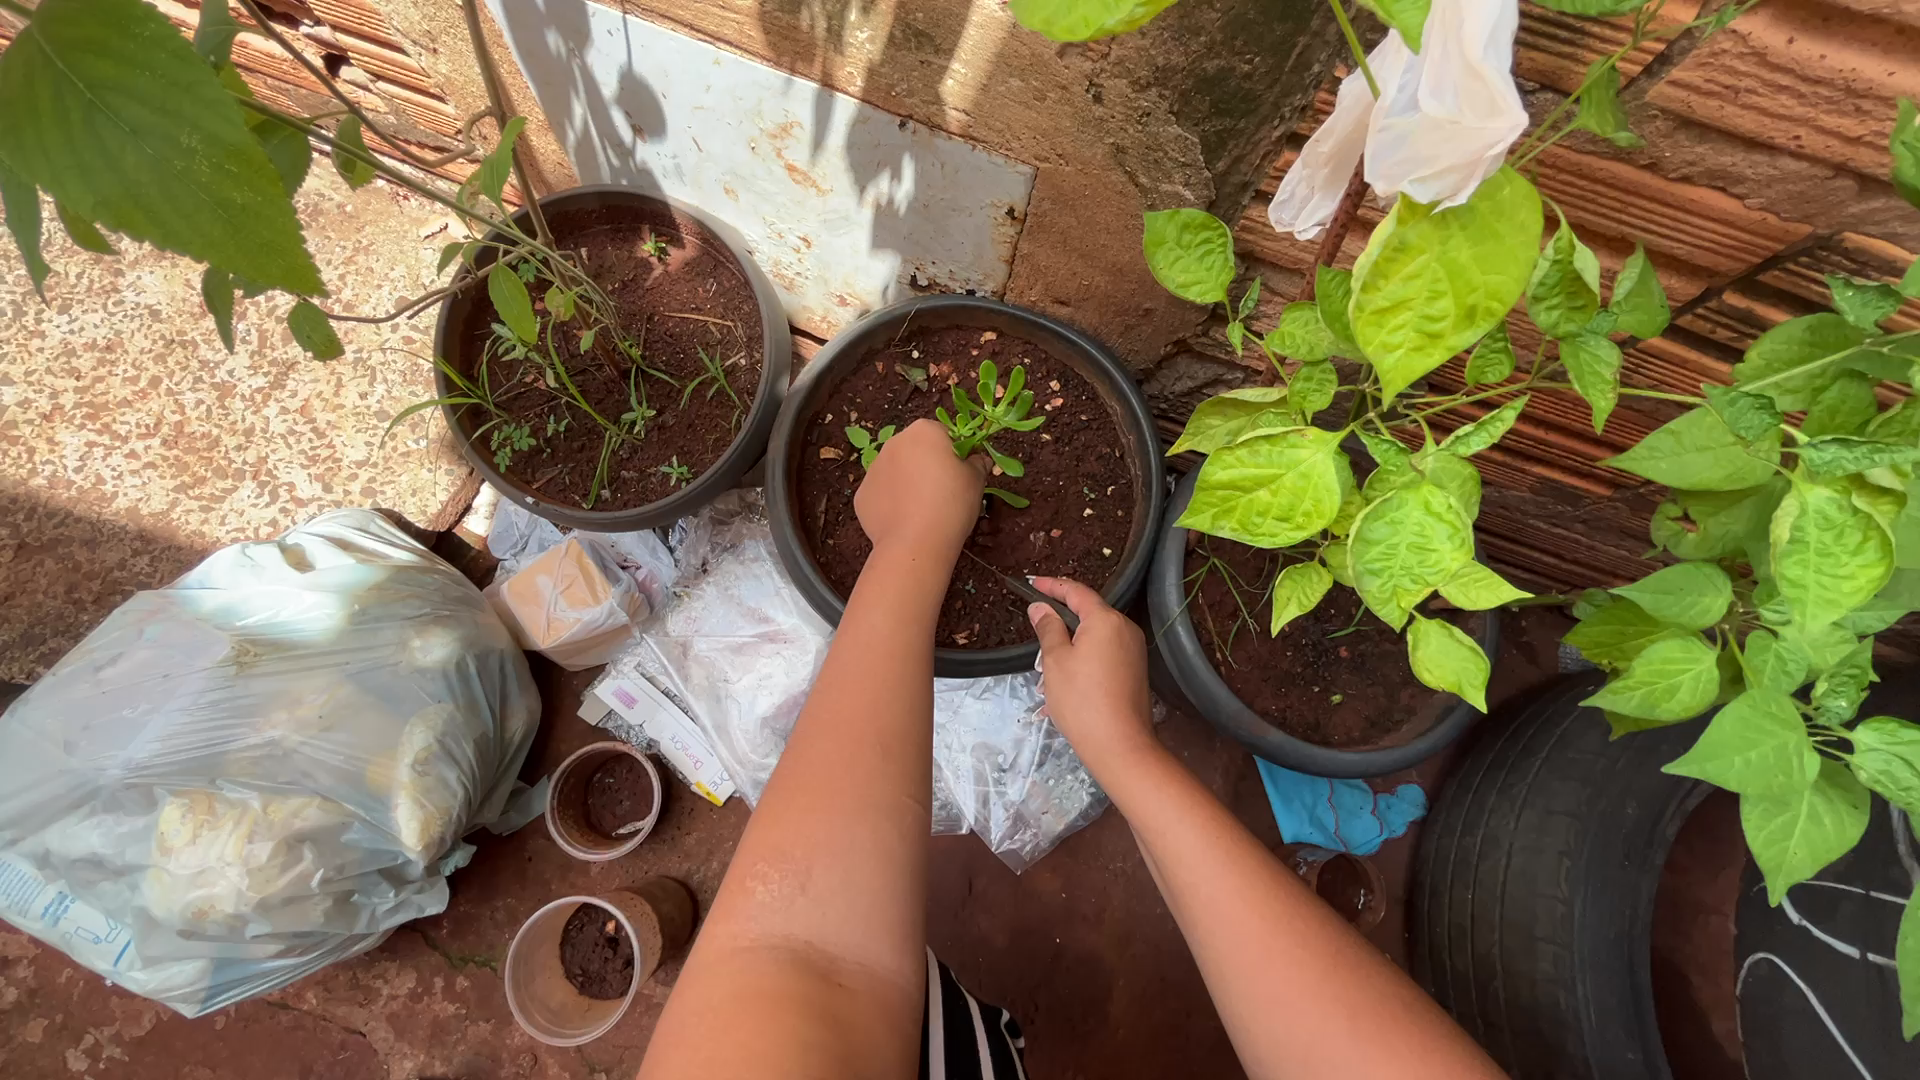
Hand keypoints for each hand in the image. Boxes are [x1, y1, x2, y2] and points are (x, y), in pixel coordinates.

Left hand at [855, 418, 984, 554]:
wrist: (916, 543)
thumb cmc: (952, 503)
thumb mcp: (976, 480)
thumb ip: (977, 463)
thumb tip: (976, 459)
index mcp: (923, 431)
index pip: (943, 434)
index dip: (955, 454)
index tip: (961, 475)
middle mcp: (894, 443)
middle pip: (916, 451)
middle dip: (928, 466)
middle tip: (944, 493)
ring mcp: (873, 469)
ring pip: (897, 472)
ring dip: (909, 484)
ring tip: (924, 511)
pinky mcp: (862, 495)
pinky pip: (883, 494)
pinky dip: (893, 504)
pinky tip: (906, 521)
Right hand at [1027, 577, 1161, 777]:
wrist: (1120, 746)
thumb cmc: (1082, 700)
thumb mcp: (1055, 660)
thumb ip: (1048, 628)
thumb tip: (1041, 607)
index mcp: (1106, 620)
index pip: (1076, 591)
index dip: (1053, 586)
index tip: (1033, 583)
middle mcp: (1125, 629)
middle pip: (1088, 614)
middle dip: (1060, 622)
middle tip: (1036, 631)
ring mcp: (1133, 650)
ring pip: (1095, 637)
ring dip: (1069, 646)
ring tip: (1047, 670)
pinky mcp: (1135, 670)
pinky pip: (1104, 654)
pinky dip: (1083, 659)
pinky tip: (1065, 683)